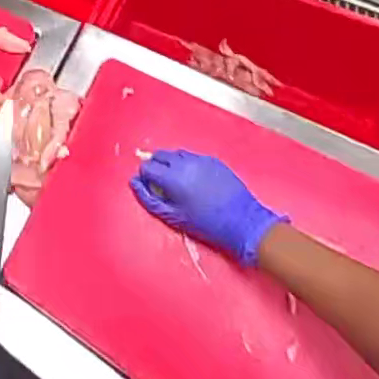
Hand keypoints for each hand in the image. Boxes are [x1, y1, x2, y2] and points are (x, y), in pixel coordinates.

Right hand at [131, 150, 287, 265]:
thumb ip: (149, 199)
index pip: (147, 166)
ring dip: (171, 163)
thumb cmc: (206, 225)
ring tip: (178, 181)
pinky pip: (193, 157)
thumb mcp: (173, 217)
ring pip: (176, 153)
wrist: (244, 223)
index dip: (145, 177)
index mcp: (172, 177)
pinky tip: (194, 179)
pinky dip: (187, 164)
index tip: (151, 188)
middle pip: (159, 155)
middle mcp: (184, 162)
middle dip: (156, 166)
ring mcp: (200, 159)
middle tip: (162, 184)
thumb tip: (134, 183)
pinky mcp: (214, 160)